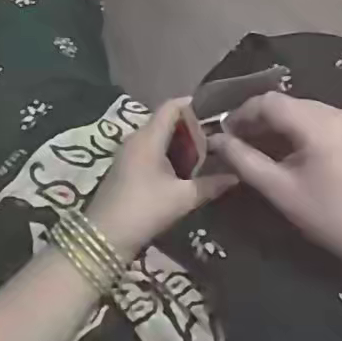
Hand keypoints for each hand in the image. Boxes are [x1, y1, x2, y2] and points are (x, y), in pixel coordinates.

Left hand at [87, 98, 236, 254]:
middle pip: (165, 120)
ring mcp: (128, 152)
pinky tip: (182, 169)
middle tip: (215, 137)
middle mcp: (137, 138)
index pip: (172, 106)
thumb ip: (211, 184)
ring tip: (203, 153)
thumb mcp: (183, 198)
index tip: (215, 112)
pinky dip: (167, 152)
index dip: (193, 105)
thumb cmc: (145, 209)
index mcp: (149, 137)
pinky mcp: (124, 166)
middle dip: (190, 127)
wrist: (105, 236)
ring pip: (157, 136)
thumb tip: (236, 175)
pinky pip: (149, 149)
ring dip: (178, 142)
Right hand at [208, 92, 341, 267]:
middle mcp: (334, 111)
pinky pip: (314, 119)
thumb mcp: (281, 191)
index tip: (223, 135)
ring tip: (253, 149)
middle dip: (255, 120)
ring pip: (298, 110)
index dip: (240, 114)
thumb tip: (216, 142)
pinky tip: (280, 151)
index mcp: (318, 123)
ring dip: (273, 125)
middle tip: (234, 144)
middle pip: (284, 103)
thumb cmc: (330, 216)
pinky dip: (292, 130)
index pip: (268, 101)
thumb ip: (245, 161)